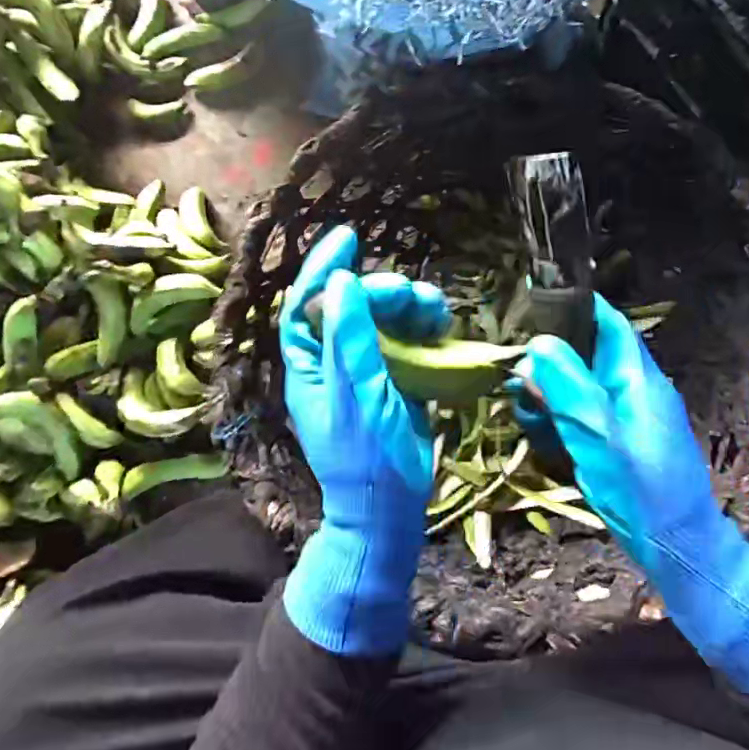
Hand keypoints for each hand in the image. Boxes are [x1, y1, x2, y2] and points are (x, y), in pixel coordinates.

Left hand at [277, 225, 449, 655]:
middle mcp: (335, 361)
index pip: (305, 305)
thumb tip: (339, 283)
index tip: (346, 237)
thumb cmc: (364, 458)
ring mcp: (368, 370)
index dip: (320, 268)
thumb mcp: (355, 395)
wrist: (390, 512)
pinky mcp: (398, 381)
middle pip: (353, 307)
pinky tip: (443, 327)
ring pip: (386, 322)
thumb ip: (348, 338)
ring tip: (434, 309)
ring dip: (410, 309)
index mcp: (310, 365)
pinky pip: (410, 343)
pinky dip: (426, 331)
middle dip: (381, 292)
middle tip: (408, 294)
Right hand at [514, 296, 748, 695]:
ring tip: (524, 411)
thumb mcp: (598, 435)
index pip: (606, 322)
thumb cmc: (642, 491)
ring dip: (547, 393)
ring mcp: (626, 416)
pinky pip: (581, 414)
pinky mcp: (617, 440)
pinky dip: (558, 418)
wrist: (680, 553)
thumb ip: (567, 387)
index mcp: (636, 378)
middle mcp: (632, 389)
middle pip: (584, 354)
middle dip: (547, 361)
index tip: (529, 309)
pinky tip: (541, 435)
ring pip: (577, 386)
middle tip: (514, 378)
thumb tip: (538, 342)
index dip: (571, 309)